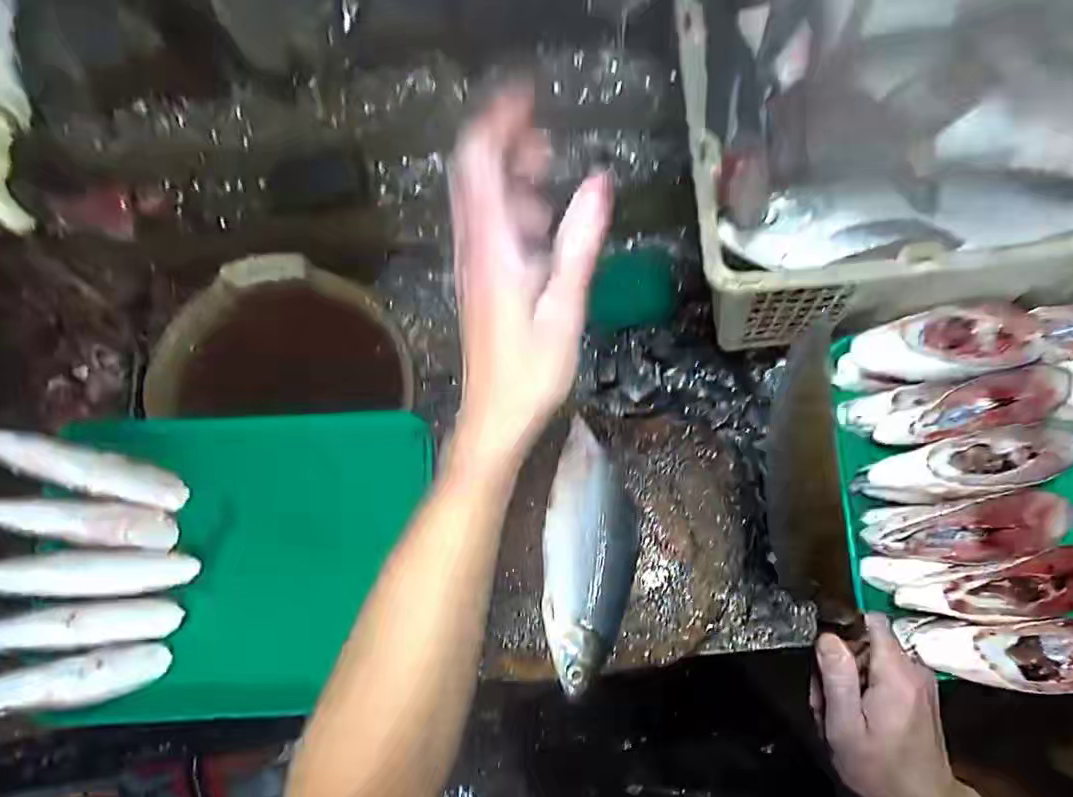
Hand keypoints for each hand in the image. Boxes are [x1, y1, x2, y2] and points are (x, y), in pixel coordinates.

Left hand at [449, 84, 611, 462]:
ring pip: (481, 202)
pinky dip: (513, 214)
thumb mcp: (563, 309)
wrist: (494, 419)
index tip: (531, 100)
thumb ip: (578, 245)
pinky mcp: (481, 285)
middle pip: (475, 173)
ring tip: (551, 180)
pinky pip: (490, 231)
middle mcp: (473, 249)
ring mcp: (473, 267)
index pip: (480, 161)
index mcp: (491, 248)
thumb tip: (599, 184)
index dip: (500, 122)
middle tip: (547, 142)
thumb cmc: (530, 373)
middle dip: (507, 145)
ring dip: (512, 180)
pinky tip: (542, 232)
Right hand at [814, 613, 992, 796]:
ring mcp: (921, 679)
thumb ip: (836, 678)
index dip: (843, 632)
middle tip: (828, 702)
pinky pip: (886, 673)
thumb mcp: (844, 727)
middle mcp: (915, 667)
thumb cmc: (879, 770)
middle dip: (842, 664)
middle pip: (868, 641)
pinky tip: (860, 719)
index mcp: (896, 673)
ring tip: (842, 716)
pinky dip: (867, 689)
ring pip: (874, 658)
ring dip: (852, 680)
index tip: (826, 661)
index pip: (870, 620)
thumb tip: (827, 636)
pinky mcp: (921, 690)